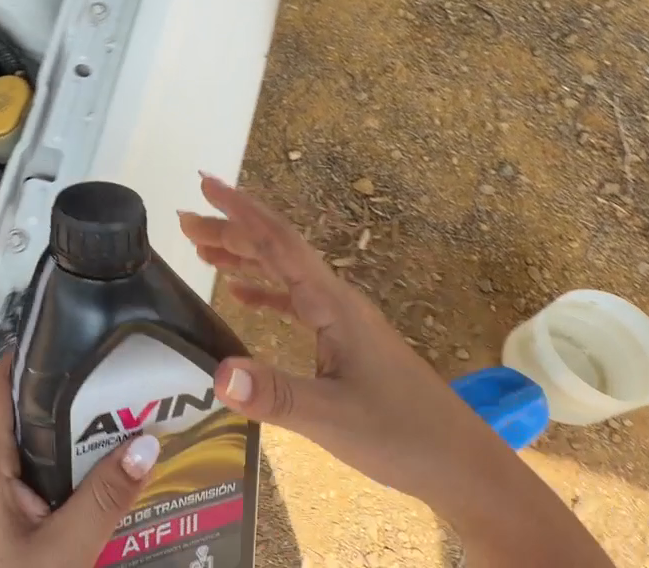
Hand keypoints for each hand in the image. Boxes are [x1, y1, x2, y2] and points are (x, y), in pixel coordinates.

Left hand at [0, 357, 158, 567]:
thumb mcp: (66, 550)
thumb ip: (106, 497)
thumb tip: (148, 440)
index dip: (29, 353)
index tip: (74, 337)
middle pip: (16, 409)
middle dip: (62, 393)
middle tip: (114, 380)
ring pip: (24, 444)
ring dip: (64, 432)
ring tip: (115, 417)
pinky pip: (25, 474)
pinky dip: (56, 465)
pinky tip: (95, 472)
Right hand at [179, 174, 519, 508]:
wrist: (463, 465)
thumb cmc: (402, 436)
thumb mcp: (332, 418)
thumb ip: (274, 394)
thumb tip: (215, 372)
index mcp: (332, 304)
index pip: (278, 242)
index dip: (240, 210)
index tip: (205, 183)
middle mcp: (335, 300)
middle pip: (275, 249)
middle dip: (230, 230)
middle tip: (185, 221)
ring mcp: (341, 320)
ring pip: (283, 272)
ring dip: (243, 255)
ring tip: (201, 249)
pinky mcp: (344, 341)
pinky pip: (294, 300)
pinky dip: (263, 289)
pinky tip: (240, 295)